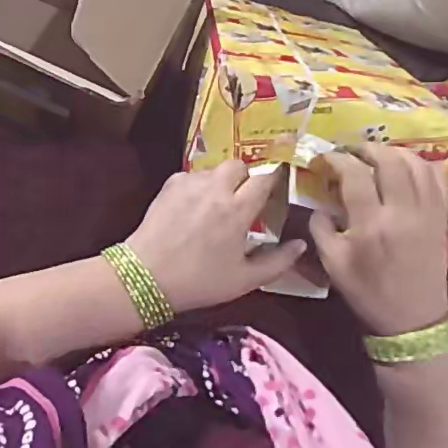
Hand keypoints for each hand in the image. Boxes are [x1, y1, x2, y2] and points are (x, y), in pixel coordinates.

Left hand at [123, 160, 307, 312]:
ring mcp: (189, 184)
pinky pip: (191, 176)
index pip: (265, 179)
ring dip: (220, 181)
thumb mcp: (244, 280)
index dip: (273, 181)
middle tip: (243, 198)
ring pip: (213, 169)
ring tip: (217, 204)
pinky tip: (194, 206)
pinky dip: (197, 185)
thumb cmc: (199, 281)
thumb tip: (301, 244)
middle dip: (245, 177)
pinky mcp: (168, 187)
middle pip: (238, 165)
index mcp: (238, 210)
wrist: (146, 276)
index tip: (275, 191)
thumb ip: (278, 261)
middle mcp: (215, 189)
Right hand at [309, 144, 447, 335]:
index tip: (324, 157)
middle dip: (366, 149)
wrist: (412, 319)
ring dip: (393, 152)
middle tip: (350, 151)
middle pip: (388, 161)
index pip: (354, 176)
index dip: (337, 159)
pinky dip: (421, 164)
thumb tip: (319, 203)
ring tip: (376, 155)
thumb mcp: (332, 264)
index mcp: (371, 225)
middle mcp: (402, 212)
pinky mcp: (442, 216)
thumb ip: (320, 229)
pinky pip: (437, 178)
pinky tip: (406, 165)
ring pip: (416, 164)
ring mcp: (427, 212)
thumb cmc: (368, 292)